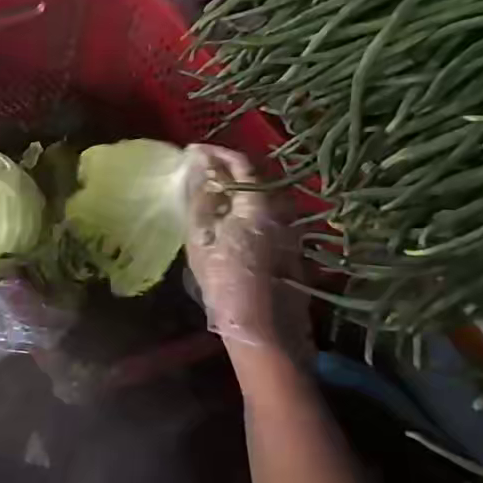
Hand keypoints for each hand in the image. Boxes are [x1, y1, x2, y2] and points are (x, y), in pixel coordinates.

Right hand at [184, 145, 311, 366]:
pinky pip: (263, 218)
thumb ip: (200, 199)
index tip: (194, 150)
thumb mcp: (202, 239)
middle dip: (226, 170)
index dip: (216, 154)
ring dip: (235, 191)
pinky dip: (244, 210)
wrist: (261, 332)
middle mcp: (281, 214)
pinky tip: (227, 222)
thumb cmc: (226, 283)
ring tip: (210, 194)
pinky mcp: (288, 252)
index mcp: (259, 206)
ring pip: (259, 200)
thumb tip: (197, 166)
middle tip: (199, 170)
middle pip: (253, 180)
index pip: (240, 165)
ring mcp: (288, 234)